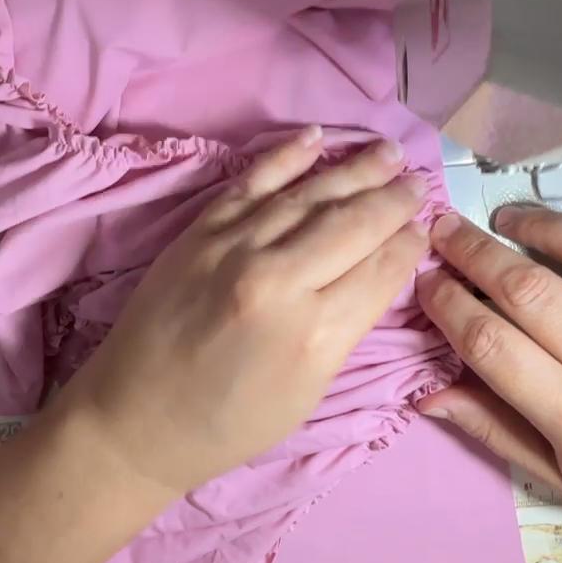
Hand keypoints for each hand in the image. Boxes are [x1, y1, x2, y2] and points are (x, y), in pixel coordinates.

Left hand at [49, 127, 429, 495]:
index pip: (380, 270)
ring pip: (309, 196)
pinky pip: (252, 183)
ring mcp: (234, 249)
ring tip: (390, 152)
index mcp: (315, 334)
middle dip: (393, 200)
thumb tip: (377, 273)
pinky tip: (317, 138)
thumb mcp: (306, 393)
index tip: (425, 225)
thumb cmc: (230, 424)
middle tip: (419, 181)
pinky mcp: (199, 233)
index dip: (408, 243)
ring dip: (355, 170)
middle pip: (353, 224)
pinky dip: (286, 157)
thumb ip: (345, 329)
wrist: (136, 420)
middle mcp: (279, 281)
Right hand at [414, 205, 561, 536]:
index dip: (448, 306)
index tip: (427, 283)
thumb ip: (490, 427)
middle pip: (526, 289)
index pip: (491, 343)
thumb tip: (426, 394)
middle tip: (444, 231)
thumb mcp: (556, 474)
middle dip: (473, 254)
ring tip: (505, 217)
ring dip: (534, 224)